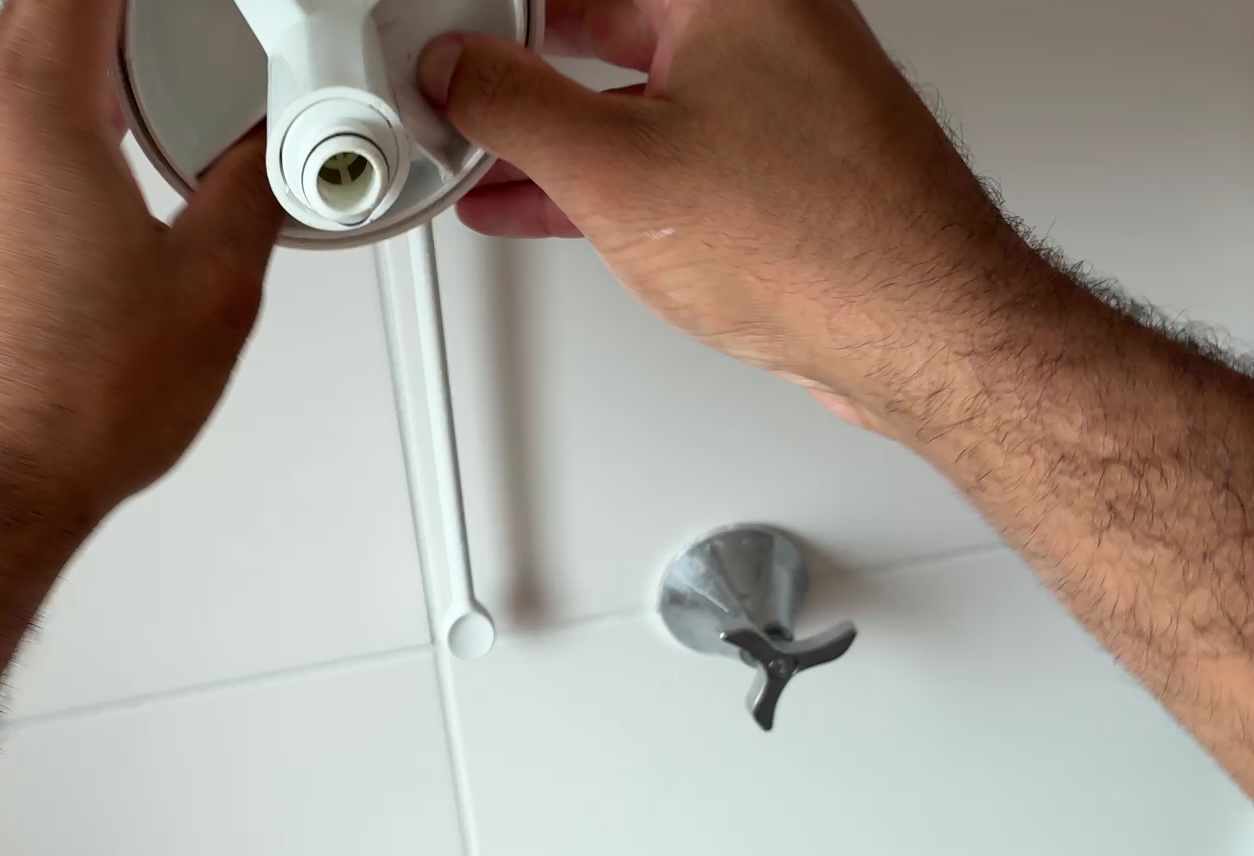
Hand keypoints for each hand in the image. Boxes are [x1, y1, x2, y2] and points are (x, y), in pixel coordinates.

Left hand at [0, 0, 284, 532]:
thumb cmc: (68, 405)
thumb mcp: (211, 288)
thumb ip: (251, 191)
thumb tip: (269, 153)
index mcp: (39, 109)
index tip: (191, 7)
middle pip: (50, 11)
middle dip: (133, 16)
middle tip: (196, 40)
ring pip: (25, 75)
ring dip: (98, 67)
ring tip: (171, 101)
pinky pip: (9, 141)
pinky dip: (68, 128)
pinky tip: (119, 182)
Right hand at [417, 0, 1054, 431]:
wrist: (899, 324)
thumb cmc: (804, 239)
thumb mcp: (613, 168)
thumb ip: (519, 109)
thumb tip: (457, 72)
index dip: (507, 18)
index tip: (457, 50)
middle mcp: (757, 29)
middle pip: (603, 26)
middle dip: (520, 72)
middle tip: (463, 100)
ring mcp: (762, 100)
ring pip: (622, 100)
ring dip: (545, 137)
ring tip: (479, 164)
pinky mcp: (759, 166)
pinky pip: (649, 153)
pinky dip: (587, 178)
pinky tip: (534, 204)